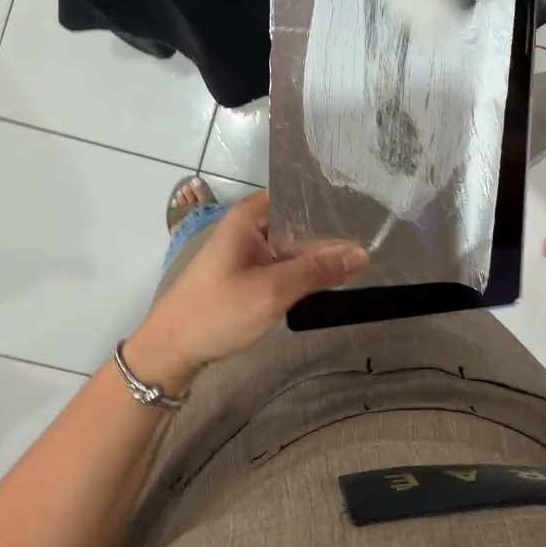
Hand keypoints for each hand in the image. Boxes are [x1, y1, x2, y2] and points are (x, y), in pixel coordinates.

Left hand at [128, 191, 366, 393]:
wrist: (171, 351)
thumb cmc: (217, 312)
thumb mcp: (272, 291)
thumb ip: (318, 271)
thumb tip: (363, 253)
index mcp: (249, 217)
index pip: (298, 195)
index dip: (330, 203)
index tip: (367, 211)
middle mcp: (249, 227)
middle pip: (299, 222)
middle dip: (330, 234)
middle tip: (374, 241)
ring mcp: (248, 252)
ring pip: (293, 247)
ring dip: (318, 257)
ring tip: (362, 260)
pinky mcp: (248, 276)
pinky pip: (284, 266)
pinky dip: (304, 272)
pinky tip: (330, 281)